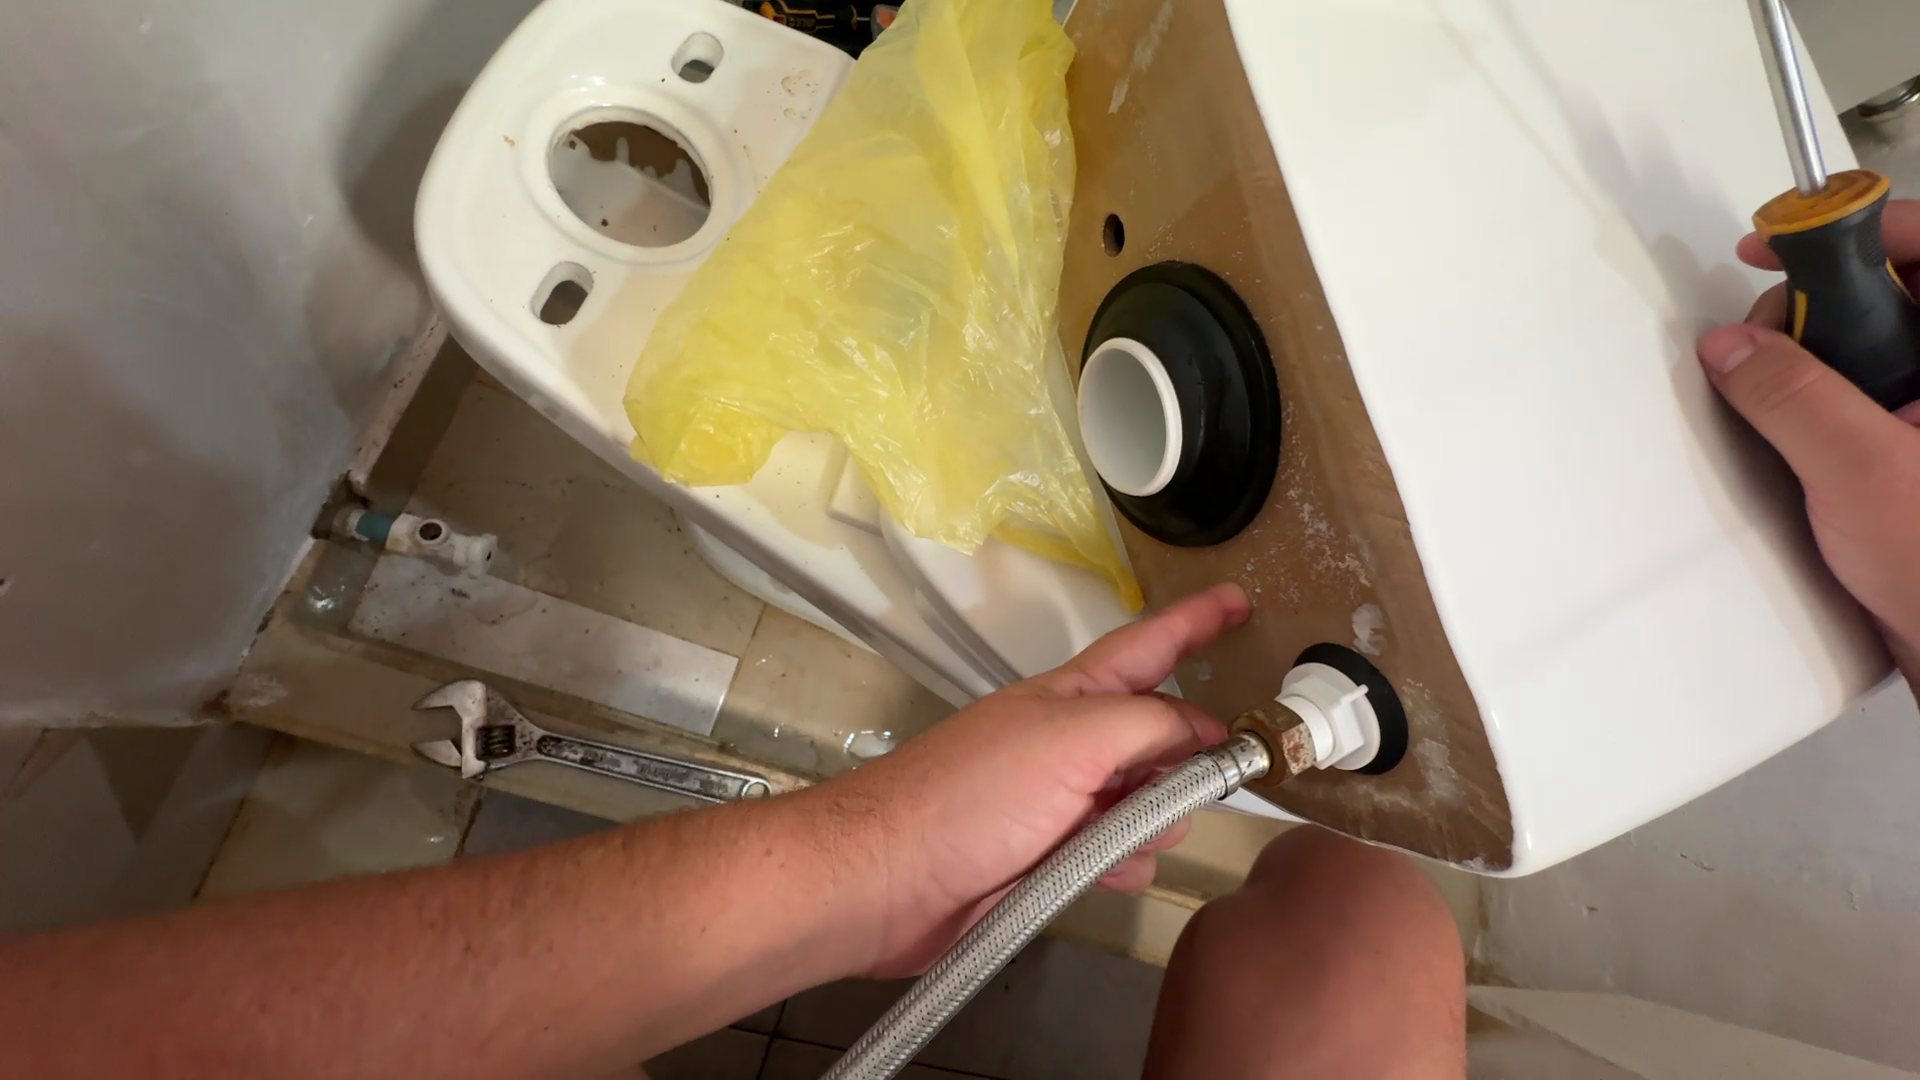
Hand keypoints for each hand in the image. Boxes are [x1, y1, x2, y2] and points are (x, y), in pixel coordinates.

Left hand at [820, 583, 1248, 976]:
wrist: (892, 879)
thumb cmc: (973, 794)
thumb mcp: (1070, 740)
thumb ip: (1147, 725)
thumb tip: (1208, 731)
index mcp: (1075, 695)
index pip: (1149, 645)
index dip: (1196, 621)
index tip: (1240, 601)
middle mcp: (1073, 739)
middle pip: (1162, 733)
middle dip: (1188, 760)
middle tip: (1194, 783)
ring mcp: (1064, 797)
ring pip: (1150, 801)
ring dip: (1152, 822)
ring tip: (1114, 838)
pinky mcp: (1055, 852)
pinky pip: (1122, 853)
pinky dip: (1122, 862)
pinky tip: (1100, 872)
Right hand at [1696, 201, 1919, 678]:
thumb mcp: (1859, 469)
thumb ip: (1790, 396)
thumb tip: (1727, 343)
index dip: (1855, 235)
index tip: (1772, 246)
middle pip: (1897, 295)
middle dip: (1816, 306)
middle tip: (1758, 344)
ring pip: (1871, 343)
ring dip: (1806, 356)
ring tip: (1766, 392)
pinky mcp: (1912, 438)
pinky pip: (1859, 387)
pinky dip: (1810, 391)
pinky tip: (1783, 419)